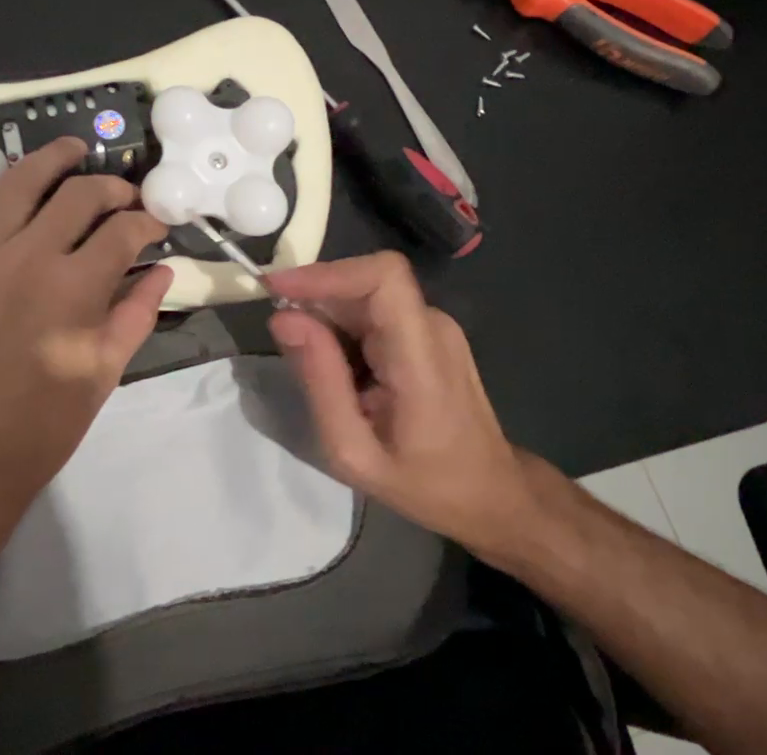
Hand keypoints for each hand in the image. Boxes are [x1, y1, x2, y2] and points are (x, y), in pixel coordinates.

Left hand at [0, 136, 174, 519]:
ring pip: (15, 185)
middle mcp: (25, 257)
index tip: (156, 226)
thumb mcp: (105, 371)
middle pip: (77, 196)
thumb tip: (161, 270)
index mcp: (73, 287)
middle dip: (112, 188)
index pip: (122, 231)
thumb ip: (136, 312)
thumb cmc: (43, 424)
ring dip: (49, 159)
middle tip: (125, 196)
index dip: (148, 223)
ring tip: (74, 148)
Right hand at [267, 252, 535, 558]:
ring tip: (312, 370)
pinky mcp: (428, 333)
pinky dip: (342, 329)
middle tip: (283, 344)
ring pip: (365, 296)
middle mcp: (433, 327)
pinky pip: (375, 312)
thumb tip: (283, 319)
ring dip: (326, 318)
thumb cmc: (424, 483)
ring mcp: (435, 327)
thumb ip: (320, 382)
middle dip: (314, 300)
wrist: (489, 494)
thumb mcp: (354, 452)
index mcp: (421, 357)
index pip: (383, 277)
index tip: (276, 290)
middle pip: (365, 283)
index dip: (327, 273)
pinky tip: (338, 373)